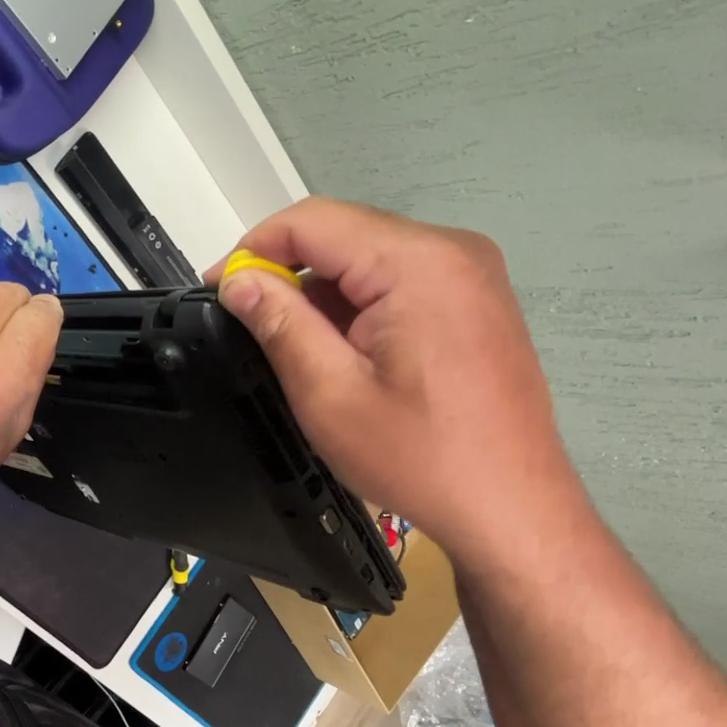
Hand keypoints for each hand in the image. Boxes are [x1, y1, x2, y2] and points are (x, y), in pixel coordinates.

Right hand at [210, 197, 584, 563]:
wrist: (509, 505)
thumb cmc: (419, 456)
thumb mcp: (329, 393)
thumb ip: (279, 324)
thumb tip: (238, 281)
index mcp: (418, 264)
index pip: (313, 221)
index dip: (252, 248)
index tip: (218, 289)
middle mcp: (452, 251)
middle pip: (342, 232)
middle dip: (285, 269)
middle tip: (246, 321)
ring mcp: (470, 274)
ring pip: (366, 256)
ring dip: (319, 291)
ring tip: (295, 347)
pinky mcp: (474, 299)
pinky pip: (396, 279)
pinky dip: (354, 303)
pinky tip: (340, 349)